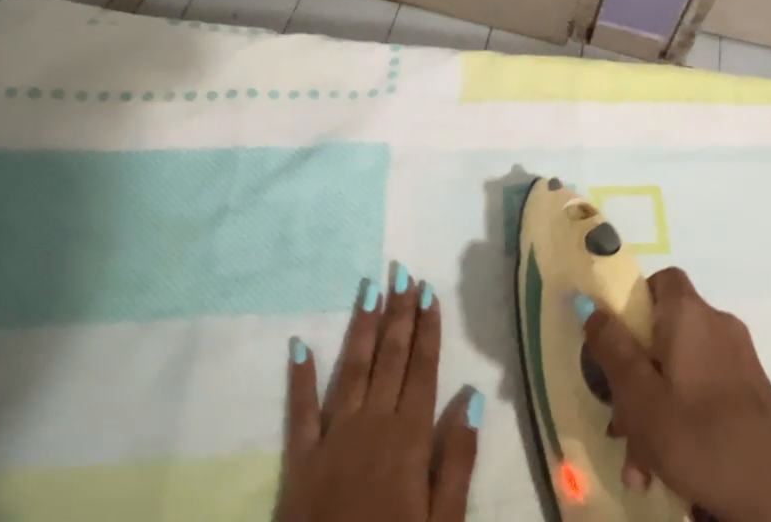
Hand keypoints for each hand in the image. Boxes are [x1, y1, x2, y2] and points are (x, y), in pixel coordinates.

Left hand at [278, 268, 481, 521]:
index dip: (427, 329)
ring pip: (351, 370)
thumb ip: (457, 459)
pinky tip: (299, 343)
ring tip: (368, 289)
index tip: (428, 290)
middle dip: (398, 314)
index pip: (422, 371)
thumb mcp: (443, 519)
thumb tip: (471, 397)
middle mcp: (372, 424)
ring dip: (362, 328)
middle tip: (400, 272)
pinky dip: (300, 376)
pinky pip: (300, 410)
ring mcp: (333, 436)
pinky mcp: (300, 457)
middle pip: (390, 359)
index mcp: (410, 438)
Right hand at [582, 268, 770, 521]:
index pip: (661, 280)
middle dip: (635, 377)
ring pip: (681, 371)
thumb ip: (612, 346)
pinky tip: (666, 465)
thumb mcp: (638, 394)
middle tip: (618, 421)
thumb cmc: (696, 437)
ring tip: (639, 462)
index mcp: (692, 315)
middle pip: (665, 333)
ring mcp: (740, 361)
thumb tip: (591, 305)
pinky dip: (681, 419)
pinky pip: (704, 393)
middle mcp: (719, 326)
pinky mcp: (751, 394)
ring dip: (653, 410)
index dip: (633, 302)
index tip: (614, 342)